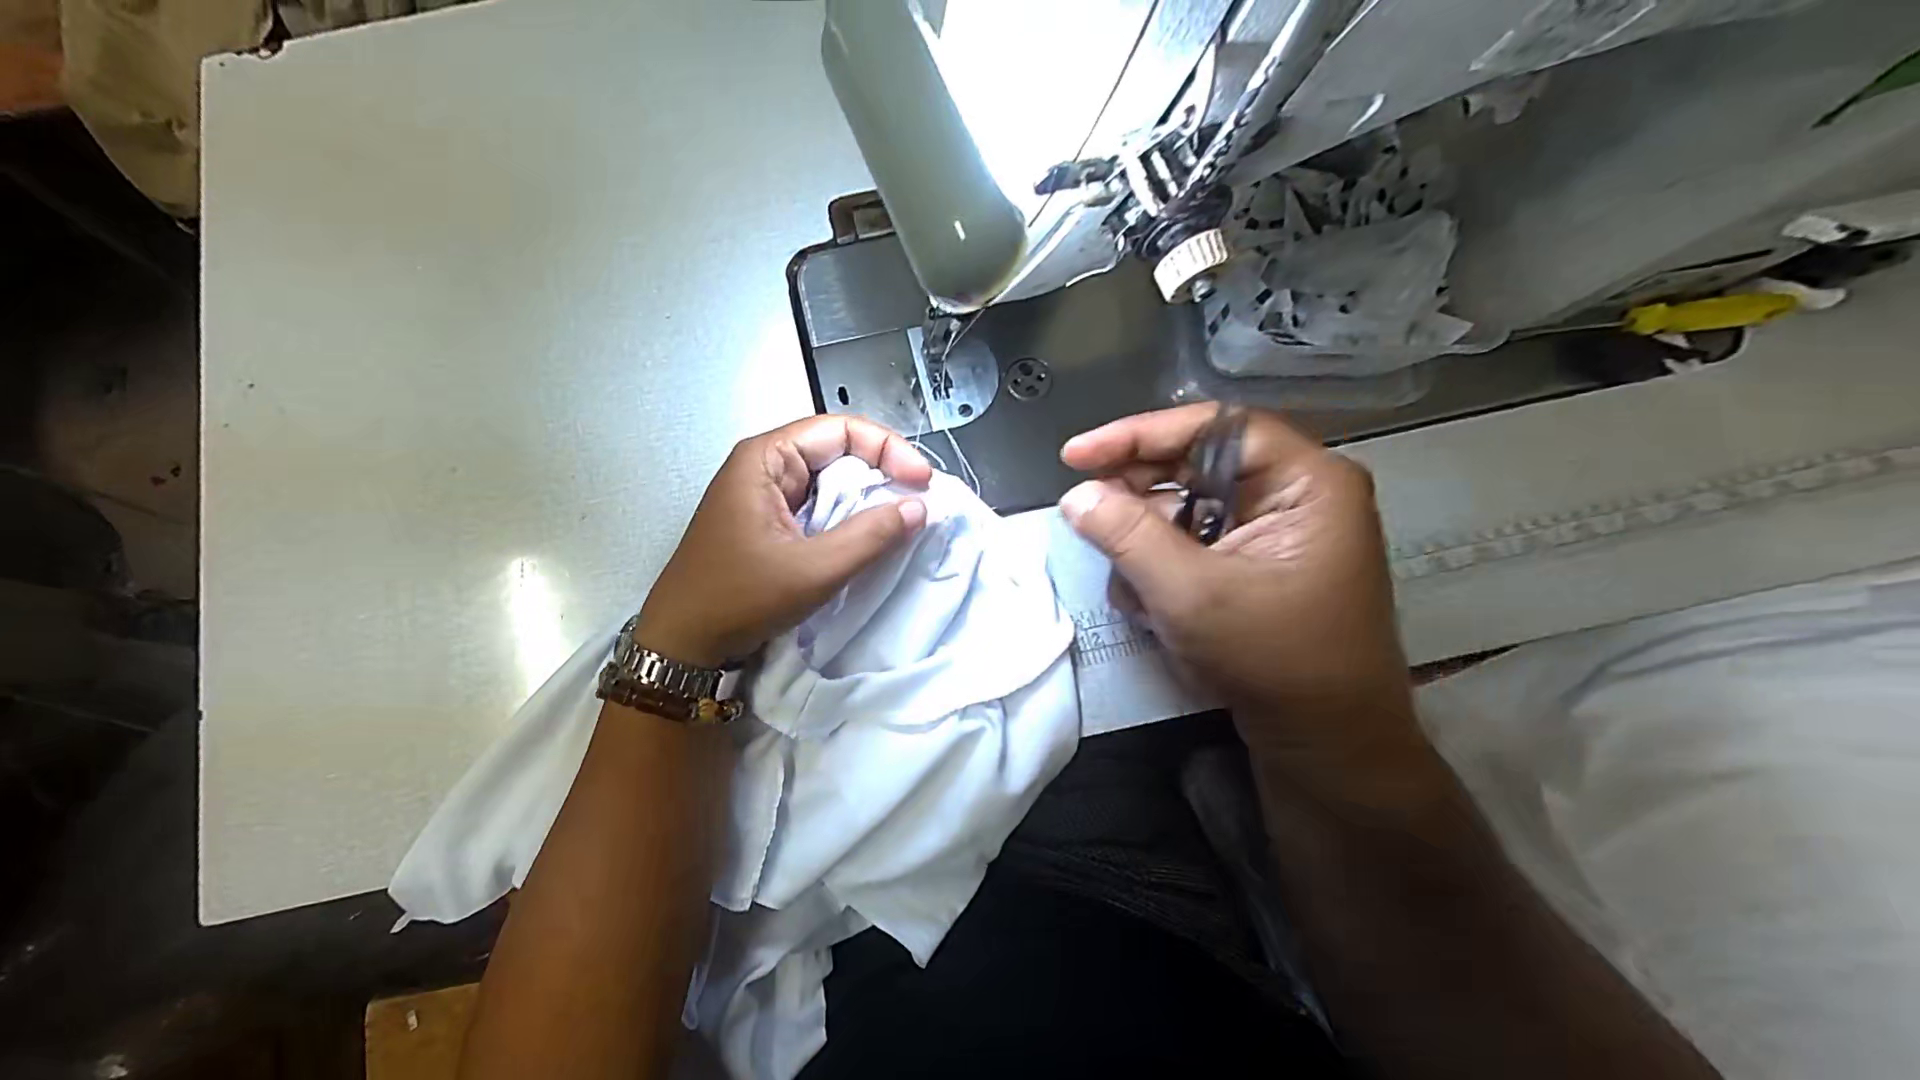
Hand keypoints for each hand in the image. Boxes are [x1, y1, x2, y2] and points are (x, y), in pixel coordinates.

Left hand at [635, 416, 931, 667]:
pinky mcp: (769, 520)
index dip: (888, 448)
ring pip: (830, 480)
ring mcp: (766, 494)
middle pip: (837, 449)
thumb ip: (870, 537)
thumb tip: (919, 508)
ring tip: (902, 518)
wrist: (682, 643)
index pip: (841, 429)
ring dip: (868, 496)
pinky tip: (871, 536)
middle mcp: (765, 466)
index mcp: (766, 458)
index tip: (922, 482)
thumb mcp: (812, 570)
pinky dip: (849, 517)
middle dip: (882, 471)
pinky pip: (819, 506)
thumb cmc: (737, 599)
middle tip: (918, 500)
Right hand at [1059, 405, 1430, 799]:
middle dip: (1139, 499)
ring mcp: (1273, 535)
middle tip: (1090, 516)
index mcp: (1306, 483)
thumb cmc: (1275, 661)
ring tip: (1136, 592)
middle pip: (1196, 467)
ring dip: (1147, 546)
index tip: (1078, 455)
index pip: (1214, 428)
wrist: (1325, 746)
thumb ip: (1128, 536)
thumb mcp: (1191, 594)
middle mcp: (1293, 497)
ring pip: (1187, 511)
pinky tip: (1153, 608)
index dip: (1140, 435)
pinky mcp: (1253, 568)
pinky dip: (1163, 570)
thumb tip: (1075, 495)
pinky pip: (1194, 546)